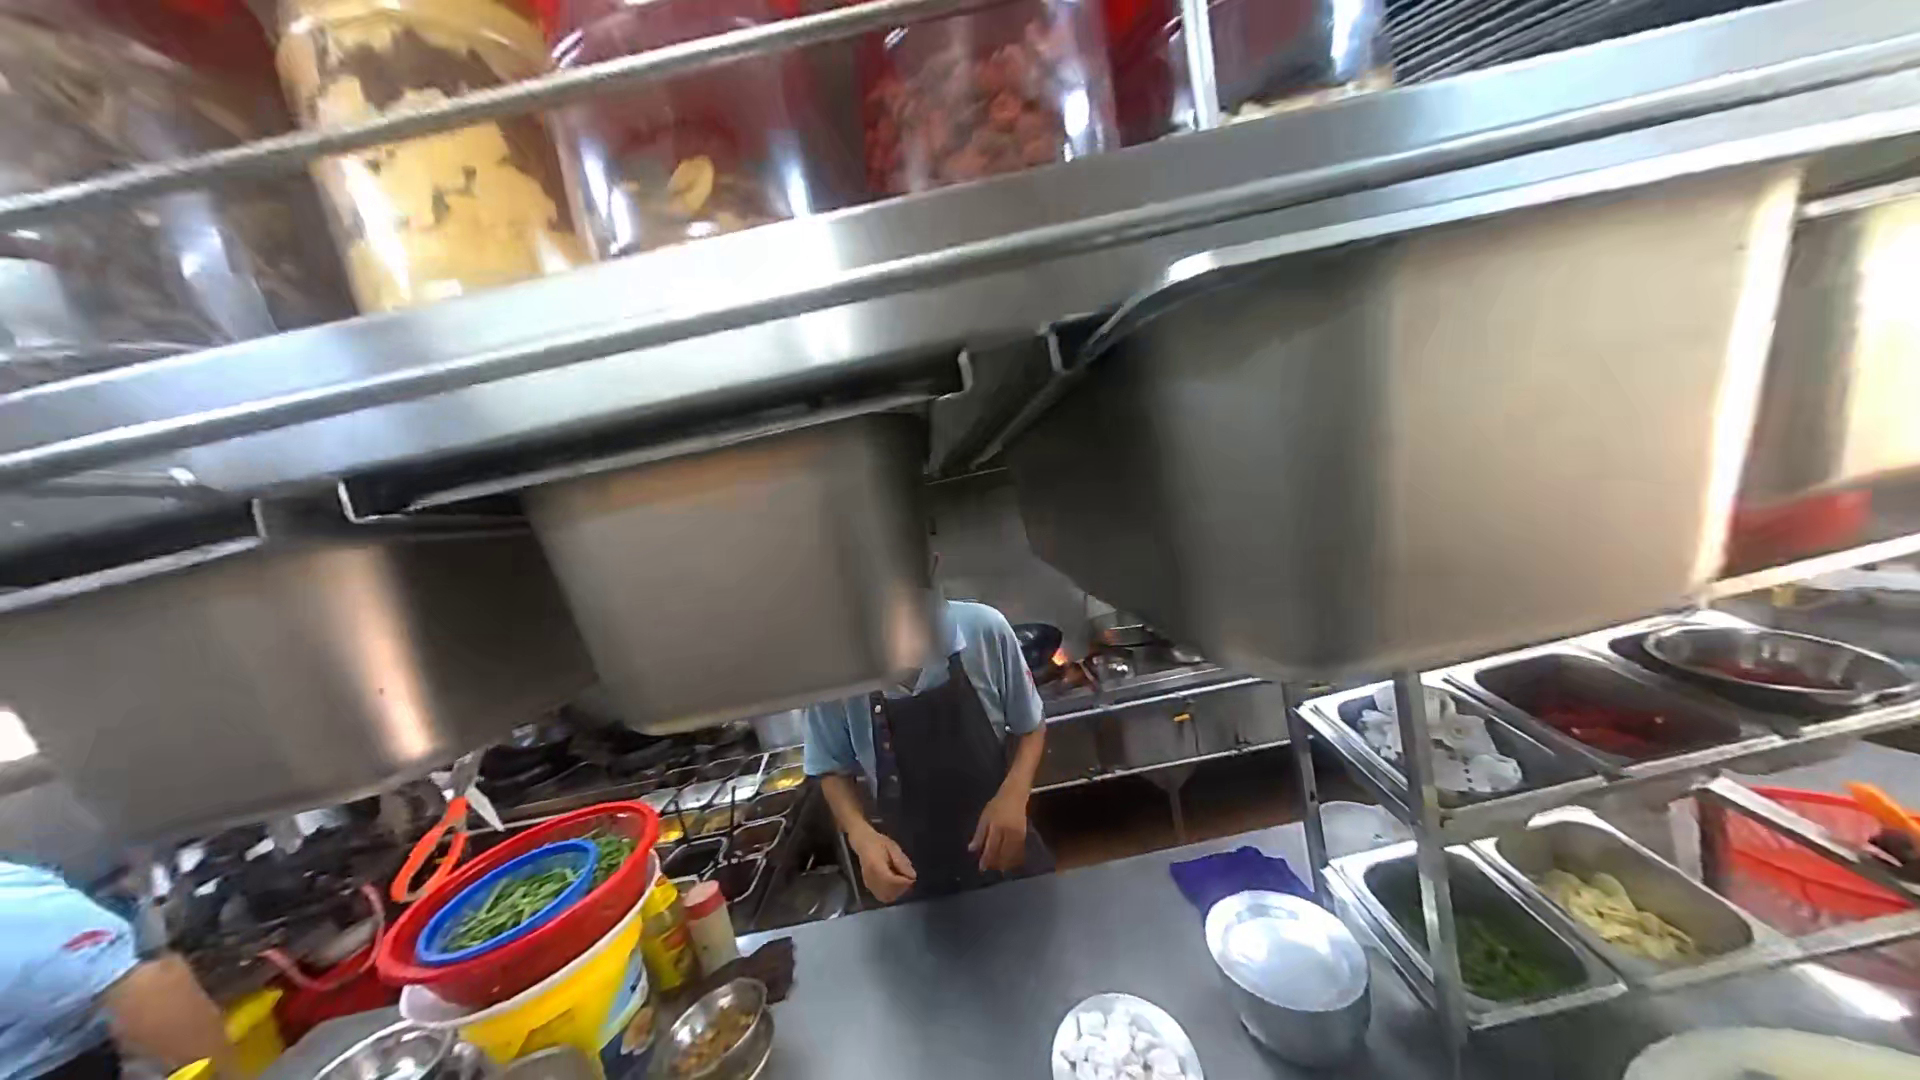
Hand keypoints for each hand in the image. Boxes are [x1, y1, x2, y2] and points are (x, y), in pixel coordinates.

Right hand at [849, 827, 916, 902]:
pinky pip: (882, 896)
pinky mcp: (869, 887)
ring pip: (885, 897)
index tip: (912, 878)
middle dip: (901, 888)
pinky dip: (891, 894)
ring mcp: (869, 884)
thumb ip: (902, 861)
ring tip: (902, 881)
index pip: (890, 881)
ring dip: (896, 892)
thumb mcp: (893, 847)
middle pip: (888, 892)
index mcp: (876, 865)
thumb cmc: (880, 843)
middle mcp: (871, 878)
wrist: (865, 844)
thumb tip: (912, 876)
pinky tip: (895, 884)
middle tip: (908, 879)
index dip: (903, 882)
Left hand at [969, 789, 1028, 873]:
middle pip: (1002, 853)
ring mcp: (1017, 834)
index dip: (986, 859)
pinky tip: (1009, 861)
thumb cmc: (997, 805)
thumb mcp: (984, 817)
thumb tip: (971, 849)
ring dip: (1005, 863)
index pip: (990, 848)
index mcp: (995, 826)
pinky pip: (1019, 851)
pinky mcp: (1024, 835)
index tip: (981, 868)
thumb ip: (979, 834)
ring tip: (998, 867)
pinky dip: (1014, 858)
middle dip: (995, 863)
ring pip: (1011, 854)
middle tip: (990, 868)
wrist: (1015, 795)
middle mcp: (1007, 832)